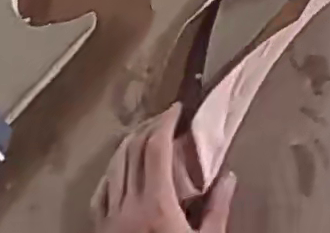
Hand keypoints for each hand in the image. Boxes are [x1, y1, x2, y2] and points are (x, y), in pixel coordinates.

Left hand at [94, 104, 235, 232]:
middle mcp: (127, 208)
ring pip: (113, 167)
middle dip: (149, 127)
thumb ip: (217, 211)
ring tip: (145, 137)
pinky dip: (111, 175)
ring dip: (129, 145)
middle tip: (166, 119)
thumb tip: (229, 178)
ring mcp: (109, 223)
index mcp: (155, 206)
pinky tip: (119, 172)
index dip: (166, 121)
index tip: (178, 109)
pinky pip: (100, 195)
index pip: (155, 146)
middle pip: (133, 150)